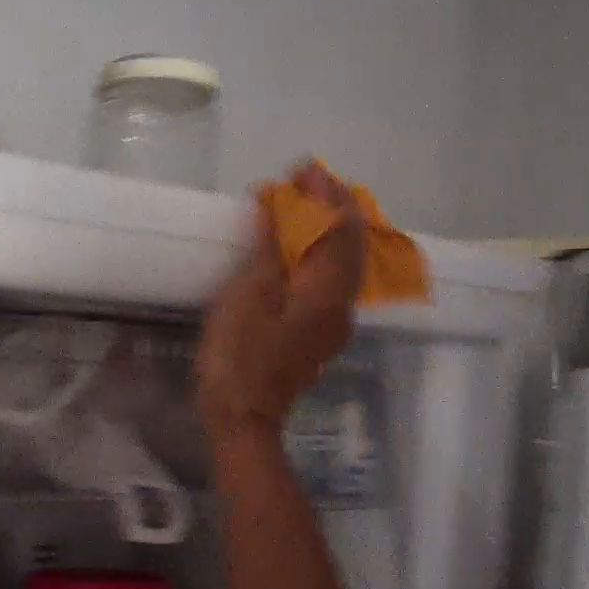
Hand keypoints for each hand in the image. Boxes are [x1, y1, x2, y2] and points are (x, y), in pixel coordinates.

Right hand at [197, 159, 365, 438]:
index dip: (325, 195)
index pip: (339, 230)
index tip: (303, 169)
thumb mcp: (248, 296)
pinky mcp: (316, 337)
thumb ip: (270, 249)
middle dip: (333, 208)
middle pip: (349, 246)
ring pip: (344, 265)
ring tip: (308, 206)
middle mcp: (342, 305)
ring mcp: (332, 324)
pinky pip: (330, 283)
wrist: (243, 419)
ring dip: (329, 231)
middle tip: (307, 180)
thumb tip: (281, 207)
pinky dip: (321, 255)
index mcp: (327, 292)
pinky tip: (303, 250)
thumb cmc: (239, 356)